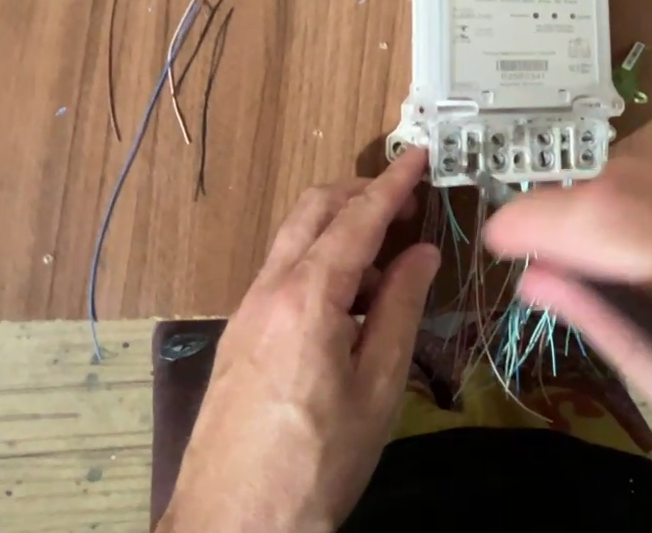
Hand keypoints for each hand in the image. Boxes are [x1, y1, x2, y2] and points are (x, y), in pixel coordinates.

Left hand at [160, 150, 440, 532]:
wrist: (229, 530)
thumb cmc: (316, 462)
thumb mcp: (377, 388)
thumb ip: (401, 309)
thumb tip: (421, 253)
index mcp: (308, 295)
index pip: (358, 217)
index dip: (393, 183)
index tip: (419, 155)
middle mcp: (269, 288)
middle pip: (314, 208)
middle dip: (360, 191)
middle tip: (405, 203)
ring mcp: (246, 310)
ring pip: (295, 237)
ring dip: (340, 229)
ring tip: (386, 267)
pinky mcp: (237, 334)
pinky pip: (283, 272)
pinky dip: (320, 262)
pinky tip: (349, 305)